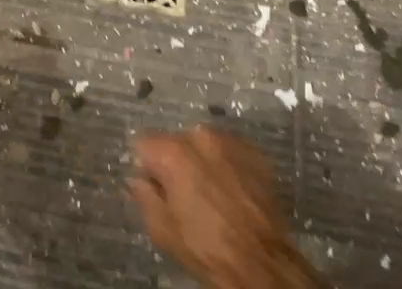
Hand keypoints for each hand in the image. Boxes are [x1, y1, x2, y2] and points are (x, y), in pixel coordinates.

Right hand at [129, 126, 319, 288]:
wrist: (263, 263)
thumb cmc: (206, 247)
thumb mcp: (162, 229)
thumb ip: (144, 196)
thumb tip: (138, 179)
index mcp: (172, 152)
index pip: (143, 144)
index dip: (147, 167)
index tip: (155, 188)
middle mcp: (200, 137)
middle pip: (175, 142)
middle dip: (174, 162)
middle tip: (184, 194)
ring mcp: (230, 143)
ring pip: (203, 145)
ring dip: (201, 162)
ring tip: (211, 193)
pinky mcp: (255, 154)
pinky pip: (229, 151)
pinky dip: (225, 165)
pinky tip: (231, 190)